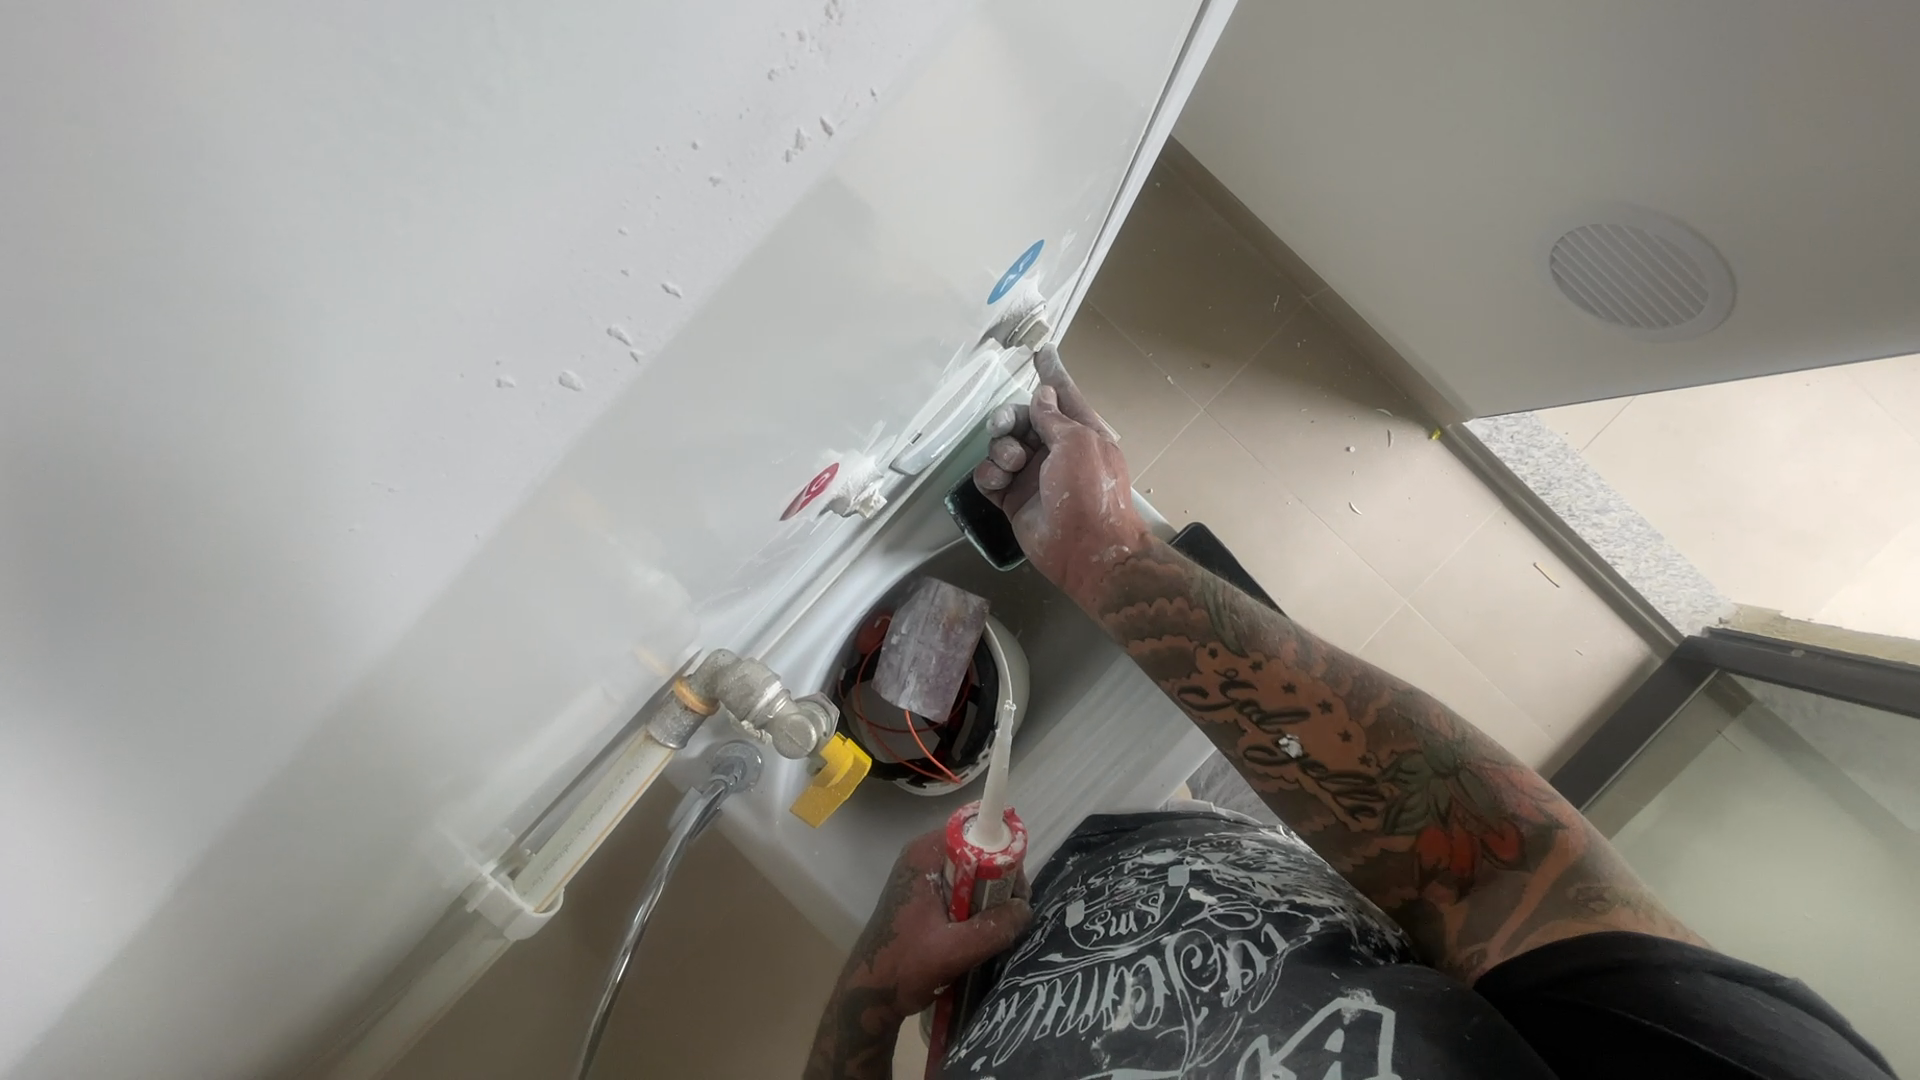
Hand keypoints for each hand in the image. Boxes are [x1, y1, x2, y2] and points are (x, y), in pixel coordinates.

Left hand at [836, 827, 1031, 1022]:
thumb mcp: (953, 951)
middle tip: (1009, 915)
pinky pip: (960, 887)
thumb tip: (1025, 908)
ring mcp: (922, 874)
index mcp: (925, 854)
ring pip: (970, 872)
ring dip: (986, 898)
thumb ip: (991, 929)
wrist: (868, 994)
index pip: (974, 833)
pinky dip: (973, 906)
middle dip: (997, 881)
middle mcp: (923, 855)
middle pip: (975, 852)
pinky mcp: (923, 893)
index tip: (1016, 890)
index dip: (1001, 856)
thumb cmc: (903, 966)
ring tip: (994, 929)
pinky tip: (977, 933)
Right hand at [972, 345, 1150, 600]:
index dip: (1051, 374)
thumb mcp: (1079, 442)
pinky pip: (989, 476)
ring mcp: (1031, 476)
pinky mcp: (1011, 499)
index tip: (1042, 351)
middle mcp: (1054, 451)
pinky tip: (999, 481)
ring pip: (1001, 447)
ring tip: (1012, 464)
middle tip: (1004, 427)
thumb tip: (1041, 395)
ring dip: (1001, 450)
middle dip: (1009, 419)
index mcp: (1079, 432)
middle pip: (1021, 419)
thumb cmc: (1091, 490)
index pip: (1062, 395)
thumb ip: (1054, 417)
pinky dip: (989, 475)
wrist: (1085, 549)